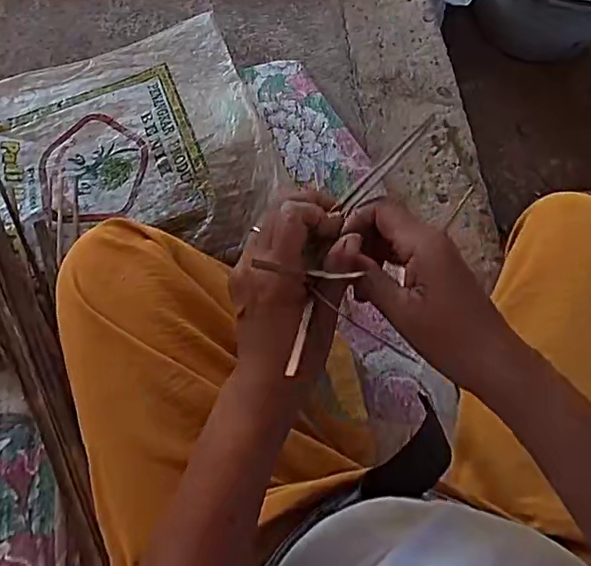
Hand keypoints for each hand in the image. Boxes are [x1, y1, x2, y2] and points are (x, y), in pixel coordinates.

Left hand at [230, 189, 362, 392]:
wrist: (262, 385)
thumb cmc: (300, 358)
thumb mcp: (326, 316)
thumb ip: (336, 271)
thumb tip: (352, 236)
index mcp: (274, 274)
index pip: (290, 214)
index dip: (318, 212)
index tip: (339, 228)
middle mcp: (251, 263)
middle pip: (276, 208)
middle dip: (308, 206)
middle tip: (334, 220)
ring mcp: (241, 266)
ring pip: (267, 219)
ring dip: (296, 216)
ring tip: (323, 233)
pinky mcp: (239, 272)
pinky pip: (262, 237)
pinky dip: (284, 232)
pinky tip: (304, 249)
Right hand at [345, 199, 524, 394]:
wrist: (495, 362)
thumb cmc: (449, 339)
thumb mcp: (400, 311)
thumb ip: (368, 276)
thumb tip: (340, 251)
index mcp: (422, 241)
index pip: (379, 208)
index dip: (353, 221)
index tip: (336, 249)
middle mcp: (430, 236)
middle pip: (384, 219)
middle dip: (359, 238)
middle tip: (341, 268)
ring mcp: (436, 250)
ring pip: (392, 235)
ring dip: (370, 252)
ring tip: (353, 282)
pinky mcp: (438, 264)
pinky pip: (403, 250)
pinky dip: (384, 262)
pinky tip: (372, 288)